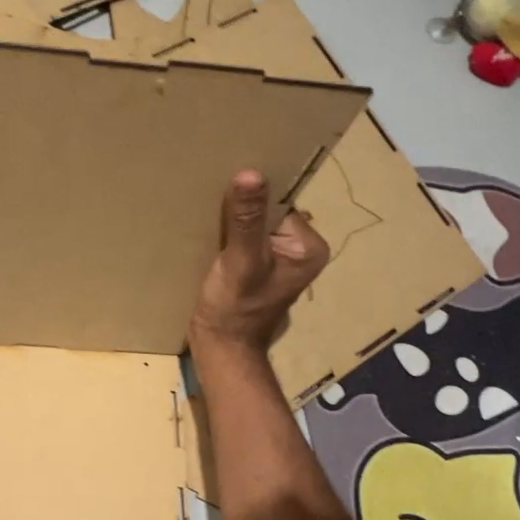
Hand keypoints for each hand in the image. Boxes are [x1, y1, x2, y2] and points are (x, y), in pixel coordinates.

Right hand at [189, 170, 328, 355]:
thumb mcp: (241, 261)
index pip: (281, 204)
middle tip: (214, 206)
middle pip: (269, 213)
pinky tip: (212, 238)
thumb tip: (250, 172)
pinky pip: (246, 241)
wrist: (220, 348)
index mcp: (309, 246)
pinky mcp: (259, 269)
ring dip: (233, 223)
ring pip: (255, 226)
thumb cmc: (234, 308)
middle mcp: (301, 250)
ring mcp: (280, 261)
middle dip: (243, 211)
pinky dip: (230, 237)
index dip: (255, 198)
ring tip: (209, 220)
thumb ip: (246, 220)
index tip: (228, 190)